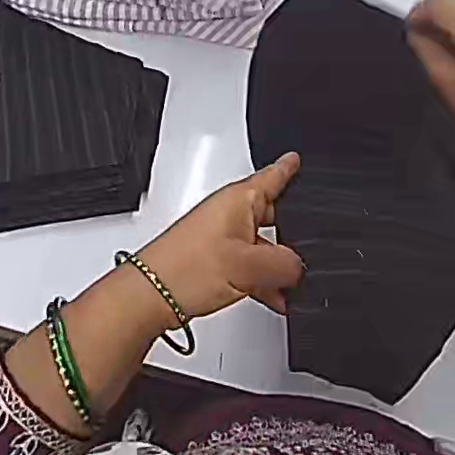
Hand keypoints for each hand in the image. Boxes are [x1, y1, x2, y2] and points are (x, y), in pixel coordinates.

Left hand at [131, 152, 305, 319]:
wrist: (148, 296)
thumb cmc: (184, 269)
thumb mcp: (249, 266)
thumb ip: (284, 264)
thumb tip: (298, 267)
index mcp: (240, 199)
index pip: (271, 176)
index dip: (288, 168)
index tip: (296, 159)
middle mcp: (229, 212)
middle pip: (272, 214)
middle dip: (291, 231)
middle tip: (307, 245)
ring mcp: (221, 235)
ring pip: (261, 243)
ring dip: (275, 264)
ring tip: (288, 285)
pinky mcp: (213, 258)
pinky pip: (248, 263)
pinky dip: (261, 278)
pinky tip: (272, 296)